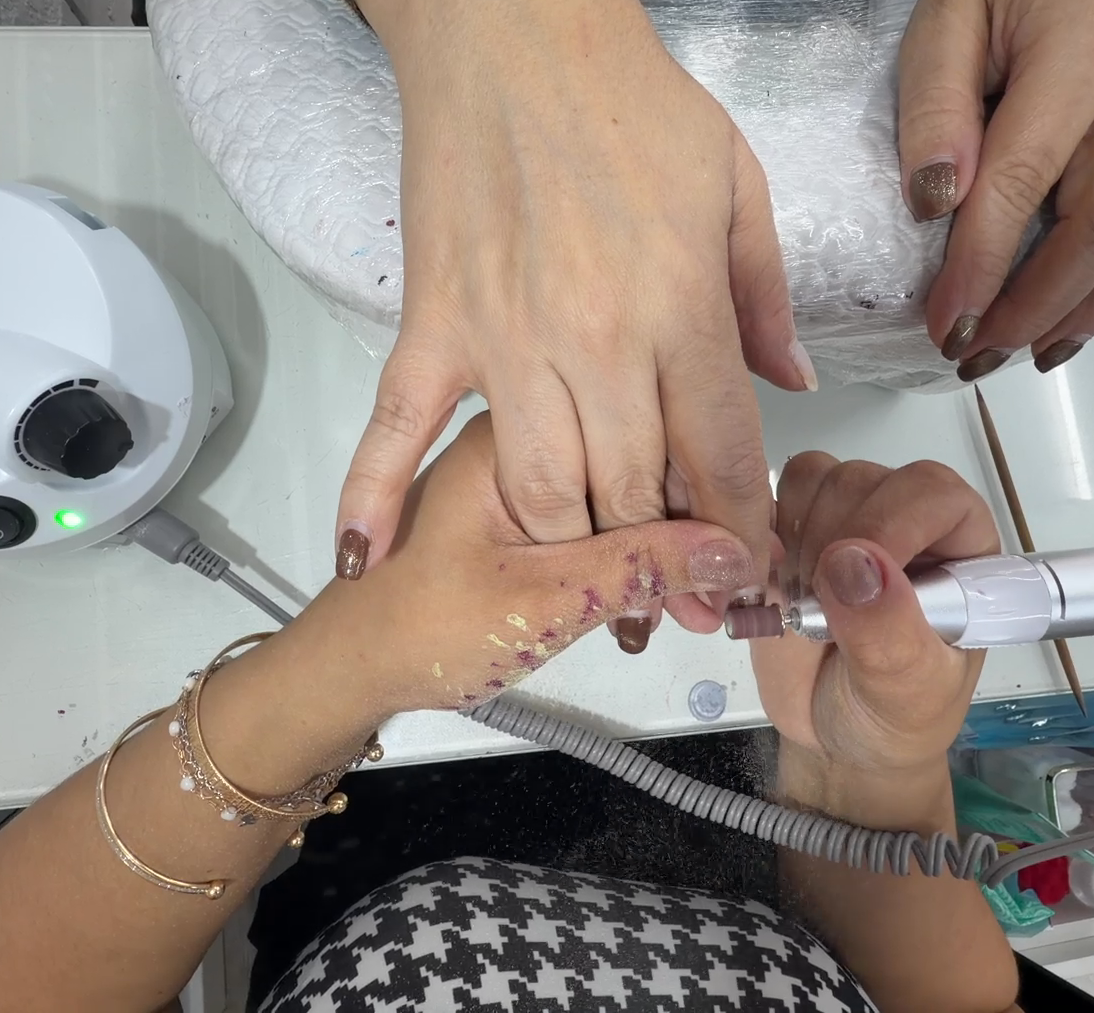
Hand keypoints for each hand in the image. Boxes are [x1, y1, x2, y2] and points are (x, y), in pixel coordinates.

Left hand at [308, 413, 758, 719]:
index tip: (740, 571)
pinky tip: (656, 591)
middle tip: (719, 608)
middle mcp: (524, 431)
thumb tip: (735, 555)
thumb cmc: (430, 628)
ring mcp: (524, 467)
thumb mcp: (541, 601)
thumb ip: (636, 570)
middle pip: (636, 466)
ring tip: (695, 610)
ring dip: (659, 550)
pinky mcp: (524, 505)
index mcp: (518, 430)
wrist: (353, 662)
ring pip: (620, 494)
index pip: (640, 443)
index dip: (702, 507)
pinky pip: (594, 516)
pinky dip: (626, 552)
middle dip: (687, 536)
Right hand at [331, 0, 810, 648]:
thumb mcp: (734, 182)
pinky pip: (400, 426)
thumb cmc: (628, 99)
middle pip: (629, 492)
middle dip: (656, 564)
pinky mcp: (432, 326)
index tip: (735, 576)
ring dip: (562, 558)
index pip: (718, 453)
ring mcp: (501, 341)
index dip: (733, 531)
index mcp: (678, 307)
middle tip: (666, 608)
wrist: (507, 29)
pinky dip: (375, 494)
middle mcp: (593, 342)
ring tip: (579, 599)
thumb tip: (790, 386)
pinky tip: (365, 557)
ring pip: (538, 490)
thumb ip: (763, 297)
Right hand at [751, 455, 998, 772]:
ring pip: (812, 480)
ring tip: (797, 604)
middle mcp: (899, 522)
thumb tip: (853, 562)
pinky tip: (763, 586)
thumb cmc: (890, 718)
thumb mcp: (906, 694)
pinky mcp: (787, 532)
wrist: (833, 737)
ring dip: (793, 539)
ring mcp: (839, 523)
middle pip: (861, 481)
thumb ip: (889, 633)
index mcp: (955, 551)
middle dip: (830, 543)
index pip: (933, 493)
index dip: (889, 522)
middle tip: (817, 612)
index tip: (851, 580)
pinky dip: (754, 535)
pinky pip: (766, 499)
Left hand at [898, 0, 1093, 380]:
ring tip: (1032, 354)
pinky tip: (1093, 320)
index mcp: (1089, 38)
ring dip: (1091, 306)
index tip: (946, 324)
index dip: (984, 264)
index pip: (1027, 177)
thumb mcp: (943, 22)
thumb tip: (935, 206)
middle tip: (981, 353)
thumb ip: (935, 113)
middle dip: (1040, 303)